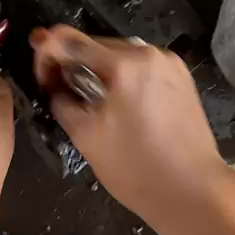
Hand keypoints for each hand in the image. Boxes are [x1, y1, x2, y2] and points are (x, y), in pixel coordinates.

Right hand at [31, 26, 227, 219]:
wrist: (195, 193)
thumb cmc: (135, 168)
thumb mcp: (85, 135)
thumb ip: (61, 98)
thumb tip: (54, 83)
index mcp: (124, 63)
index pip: (69, 40)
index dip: (46, 51)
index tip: (39, 74)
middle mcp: (149, 53)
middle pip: (95, 45)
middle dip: (73, 63)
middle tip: (59, 91)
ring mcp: (169, 63)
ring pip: (118, 55)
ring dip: (97, 69)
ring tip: (89, 100)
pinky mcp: (182, 78)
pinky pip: (140, 67)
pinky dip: (122, 77)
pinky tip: (117, 102)